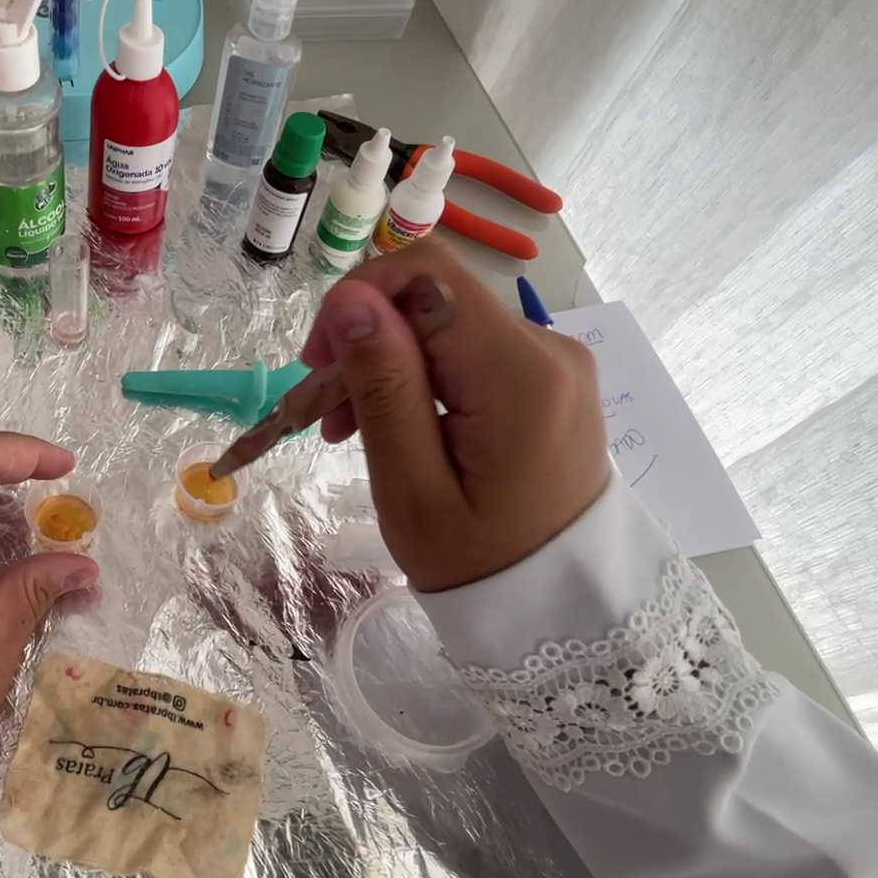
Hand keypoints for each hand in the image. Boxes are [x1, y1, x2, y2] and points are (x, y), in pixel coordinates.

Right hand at [302, 240, 610, 592]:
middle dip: (365, 343)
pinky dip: (419, 379)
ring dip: (386, 365)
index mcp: (518, 372)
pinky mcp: (547, 379)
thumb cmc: (477, 561)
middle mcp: (547, 347)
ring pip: (443, 327)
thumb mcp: (412, 487)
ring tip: (351, 431)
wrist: (559, 602)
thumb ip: (384, 388)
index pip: (427, 275)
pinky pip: (467, 354)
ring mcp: (553, 361)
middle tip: (327, 417)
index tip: (318, 364)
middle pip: (432, 301)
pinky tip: (397, 426)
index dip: (357, 300)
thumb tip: (351, 298)